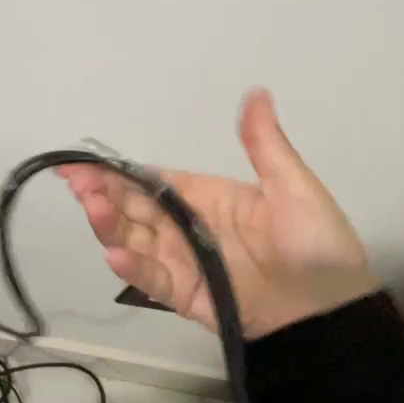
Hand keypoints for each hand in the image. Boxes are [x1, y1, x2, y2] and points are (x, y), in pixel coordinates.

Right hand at [59, 88, 378, 338]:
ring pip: (130, 238)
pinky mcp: (178, 292)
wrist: (329, 311)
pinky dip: (131, 267)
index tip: (80, 164)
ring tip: (92, 208)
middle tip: (74, 181)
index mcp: (201, 197)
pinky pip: (149, 277)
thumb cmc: (316, 245)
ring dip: (107, 224)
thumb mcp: (294, 188)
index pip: (147, 180)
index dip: (112, 172)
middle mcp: (180, 226)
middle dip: (99, 193)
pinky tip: (116, 254)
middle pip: (129, 207)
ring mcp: (176, 260)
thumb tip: (256, 91)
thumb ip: (264, 145)